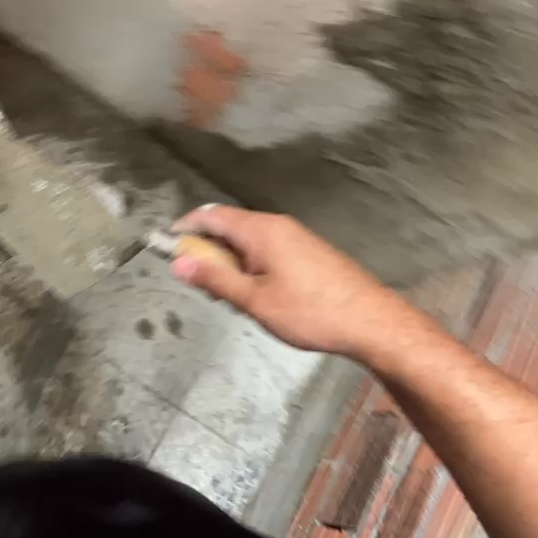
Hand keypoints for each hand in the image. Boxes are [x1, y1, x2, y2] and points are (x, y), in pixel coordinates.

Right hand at [168, 205, 413, 359]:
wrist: (371, 322)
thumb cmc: (309, 312)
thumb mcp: (254, 300)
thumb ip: (214, 279)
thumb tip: (177, 263)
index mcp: (260, 230)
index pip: (211, 215)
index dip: (184, 228)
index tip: (166, 248)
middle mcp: (276, 225)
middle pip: (228, 225)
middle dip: (206, 249)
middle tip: (198, 282)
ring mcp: (295, 236)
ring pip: (247, 239)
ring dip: (228, 259)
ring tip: (227, 294)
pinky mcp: (307, 251)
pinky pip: (266, 248)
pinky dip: (249, 263)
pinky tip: (255, 292)